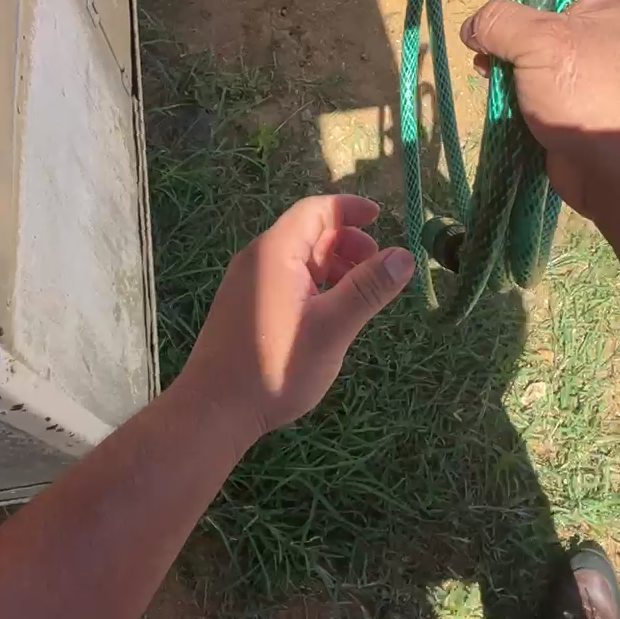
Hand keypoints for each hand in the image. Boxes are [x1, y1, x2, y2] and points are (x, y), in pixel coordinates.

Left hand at [173, 195, 415, 440]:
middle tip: (378, 267)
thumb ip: (369, 289)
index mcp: (276, 251)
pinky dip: (315, 283)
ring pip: (299, 258)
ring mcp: (248, 282)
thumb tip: (405, 255)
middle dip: (348, 242)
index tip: (381, 218)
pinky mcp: (245, 304)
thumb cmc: (277, 366)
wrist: (214, 409)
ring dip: (334, 265)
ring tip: (361, 293)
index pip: (316, 210)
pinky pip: (287, 277)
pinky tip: (330, 312)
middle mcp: (258, 258)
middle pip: (309, 232)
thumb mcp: (333, 327)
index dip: (350, 208)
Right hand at [459, 0, 619, 206]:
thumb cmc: (592, 91)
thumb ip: (499, 21)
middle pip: (540, 11)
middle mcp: (602, 32)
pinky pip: (530, 84)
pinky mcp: (569, 103)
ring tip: (486, 68)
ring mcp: (585, 70)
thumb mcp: (541, 40)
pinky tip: (495, 91)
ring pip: (529, 51)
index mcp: (612, 2)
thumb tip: (472, 30)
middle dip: (506, 25)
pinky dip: (510, 87)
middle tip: (486, 37)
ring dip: (503, 59)